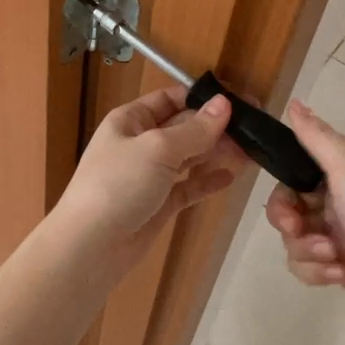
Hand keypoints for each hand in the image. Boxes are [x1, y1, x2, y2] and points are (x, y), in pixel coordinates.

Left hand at [53, 86, 249, 266]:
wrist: (90, 246)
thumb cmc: (119, 184)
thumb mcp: (157, 149)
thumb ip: (194, 130)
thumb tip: (224, 103)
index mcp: (131, 120)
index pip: (170, 99)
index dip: (202, 98)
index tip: (239, 102)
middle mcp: (140, 144)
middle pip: (184, 128)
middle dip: (216, 128)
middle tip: (254, 131)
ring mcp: (149, 176)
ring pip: (189, 158)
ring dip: (217, 154)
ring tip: (251, 152)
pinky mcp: (158, 204)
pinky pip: (188, 187)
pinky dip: (208, 181)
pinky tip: (231, 177)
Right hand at [265, 100, 344, 332]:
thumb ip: (318, 137)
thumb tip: (294, 102)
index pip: (300, 163)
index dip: (286, 178)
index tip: (288, 191)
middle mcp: (343, 197)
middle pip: (289, 201)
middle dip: (286, 217)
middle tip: (294, 227)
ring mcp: (342, 234)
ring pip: (295, 236)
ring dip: (306, 248)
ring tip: (331, 256)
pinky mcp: (341, 267)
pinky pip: (308, 265)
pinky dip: (318, 271)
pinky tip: (340, 275)